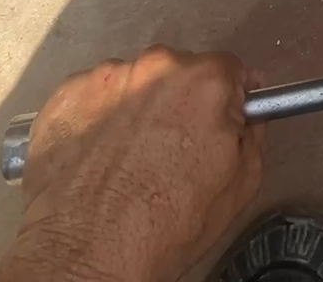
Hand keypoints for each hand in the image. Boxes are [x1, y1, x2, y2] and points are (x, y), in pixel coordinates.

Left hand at [0, 47, 265, 281]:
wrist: (84, 257)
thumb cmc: (163, 228)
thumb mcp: (241, 185)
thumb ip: (253, 135)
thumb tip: (247, 119)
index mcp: (208, 80)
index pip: (231, 69)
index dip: (229, 98)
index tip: (222, 118)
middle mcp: (160, 65)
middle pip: (182, 71)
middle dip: (182, 102)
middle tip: (173, 147)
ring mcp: (110, 76)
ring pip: (138, 81)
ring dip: (140, 107)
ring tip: (129, 157)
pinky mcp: (69, 94)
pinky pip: (96, 95)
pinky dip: (101, 116)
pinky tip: (100, 155)